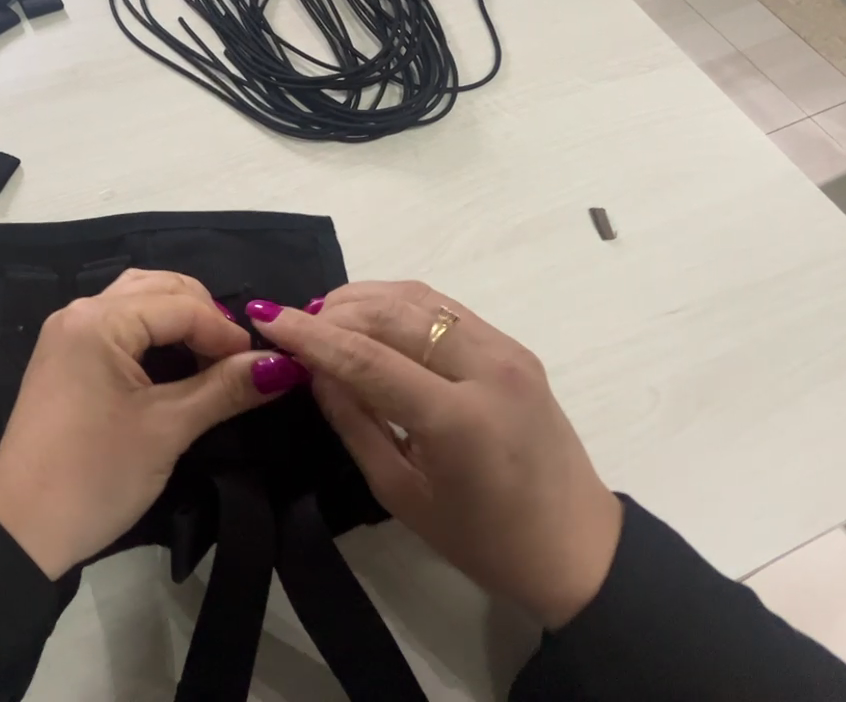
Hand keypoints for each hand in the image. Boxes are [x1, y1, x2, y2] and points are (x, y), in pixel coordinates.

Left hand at [0, 269, 301, 578]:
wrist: (19, 533)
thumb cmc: (94, 476)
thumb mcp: (167, 429)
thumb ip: (225, 389)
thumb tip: (283, 366)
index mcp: (98, 320)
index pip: (180, 305)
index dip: (226, 333)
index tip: (263, 366)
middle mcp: (78, 312)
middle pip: (157, 288)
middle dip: (203, 316)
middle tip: (237, 359)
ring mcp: (67, 335)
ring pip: (136, 301)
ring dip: (179, 319)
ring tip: (212, 356)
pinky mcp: (64, 359)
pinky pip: (118, 324)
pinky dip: (153, 333)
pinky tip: (176, 361)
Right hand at [251, 282, 622, 627]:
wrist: (578, 547)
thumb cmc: (483, 541)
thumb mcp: (401, 493)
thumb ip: (353, 421)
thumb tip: (312, 369)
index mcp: (459, 421)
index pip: (368, 359)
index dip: (311, 336)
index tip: (267, 318)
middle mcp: (488, 369)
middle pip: (392, 315)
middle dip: (333, 312)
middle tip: (294, 324)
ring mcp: (507, 350)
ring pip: (417, 298)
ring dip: (363, 299)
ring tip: (325, 317)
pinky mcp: (513, 345)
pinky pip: (443, 307)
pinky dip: (397, 303)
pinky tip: (370, 317)